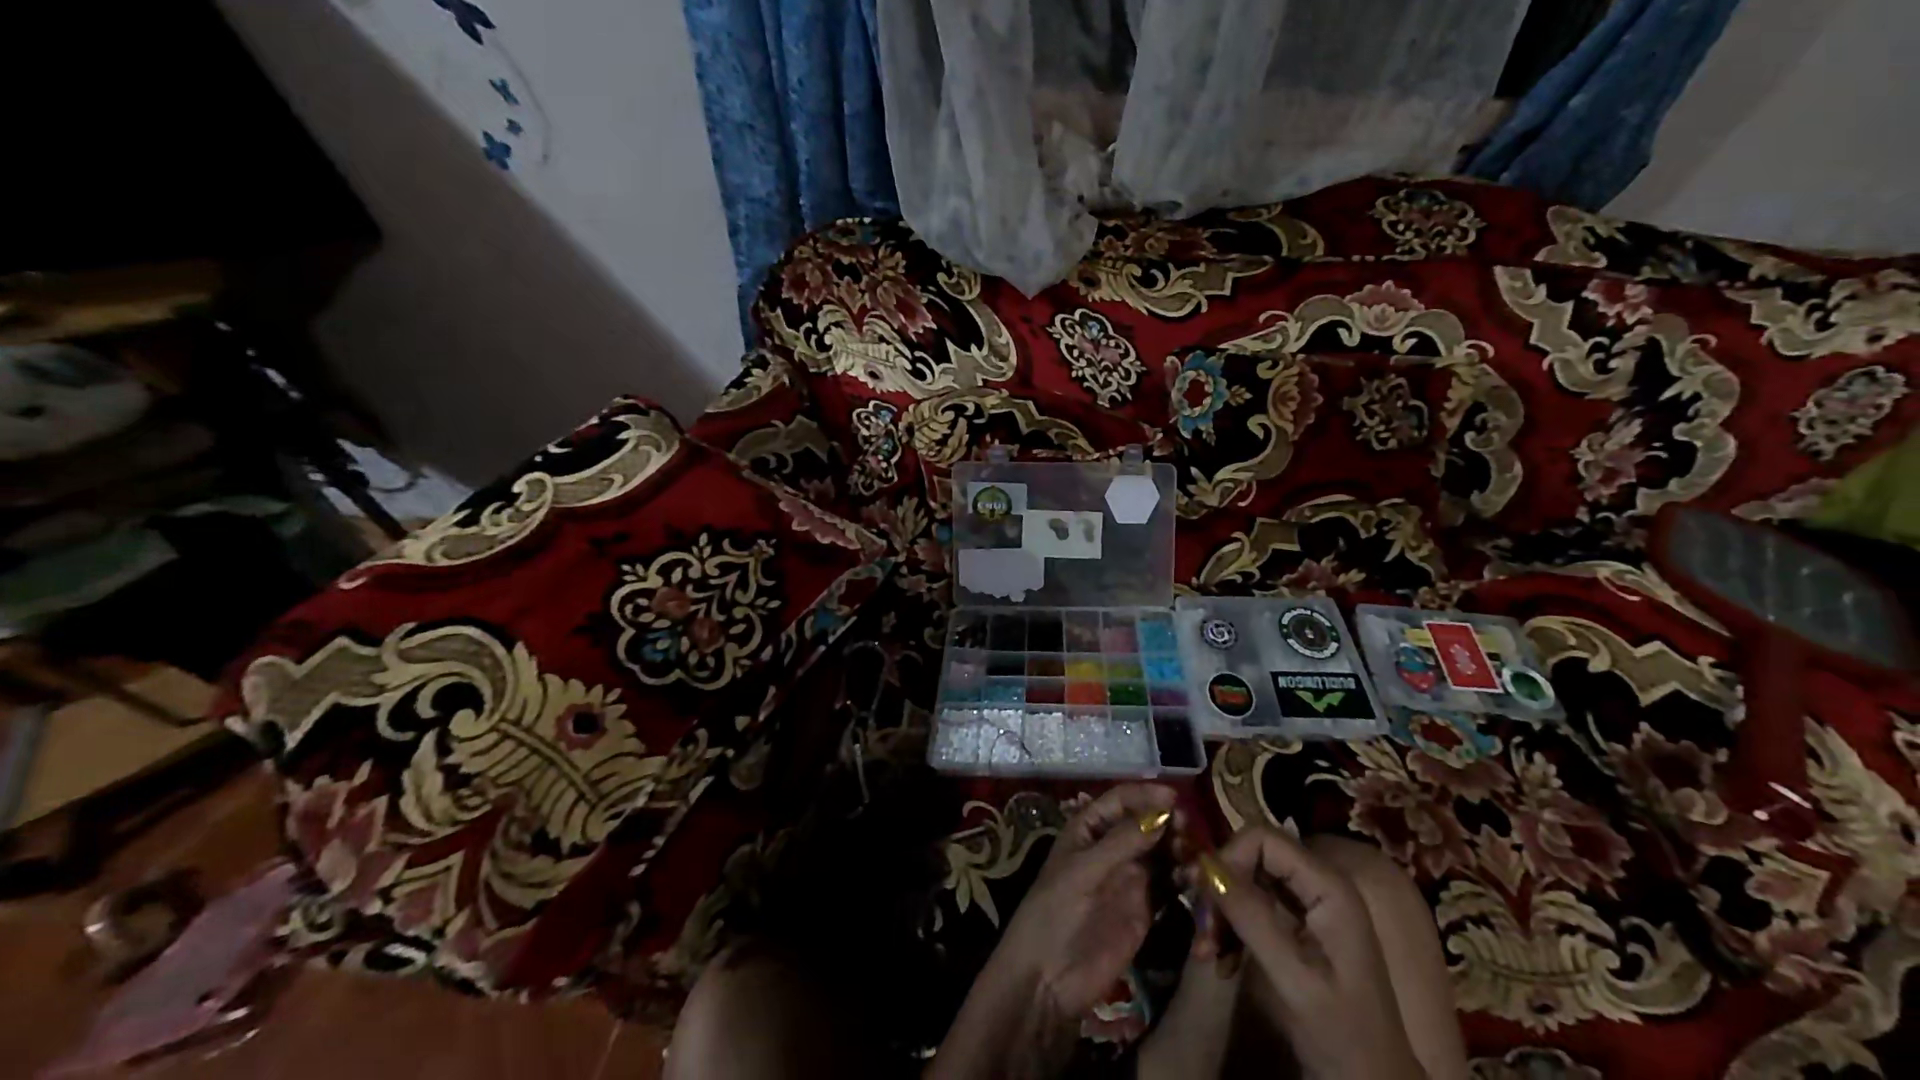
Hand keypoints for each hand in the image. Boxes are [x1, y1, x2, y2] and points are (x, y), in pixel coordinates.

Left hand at [928, 784, 1175, 1079]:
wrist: (1049, 976)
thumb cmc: (1055, 912)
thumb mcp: (1084, 871)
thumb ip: (1122, 842)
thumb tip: (1161, 813)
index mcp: (1088, 830)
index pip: (1120, 800)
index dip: (1146, 795)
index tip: (1174, 797)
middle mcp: (1112, 848)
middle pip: (1147, 823)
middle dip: (1168, 821)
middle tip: (1187, 829)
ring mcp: (1130, 877)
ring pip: (1162, 852)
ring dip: (1179, 849)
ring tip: (1191, 857)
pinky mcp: (1146, 907)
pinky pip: (1170, 885)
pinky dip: (1184, 879)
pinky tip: (1192, 881)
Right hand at [1207, 827, 1423, 1079]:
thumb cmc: (1343, 1033)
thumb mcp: (1294, 978)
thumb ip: (1253, 919)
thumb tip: (1205, 869)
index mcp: (1329, 887)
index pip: (1264, 837)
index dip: (1230, 856)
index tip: (1206, 894)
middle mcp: (1318, 884)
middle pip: (1252, 856)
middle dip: (1220, 887)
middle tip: (1201, 928)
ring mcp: (1307, 905)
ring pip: (1246, 880)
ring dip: (1220, 911)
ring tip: (1206, 951)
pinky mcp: (1295, 925)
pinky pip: (1250, 905)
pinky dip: (1230, 927)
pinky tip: (1221, 958)